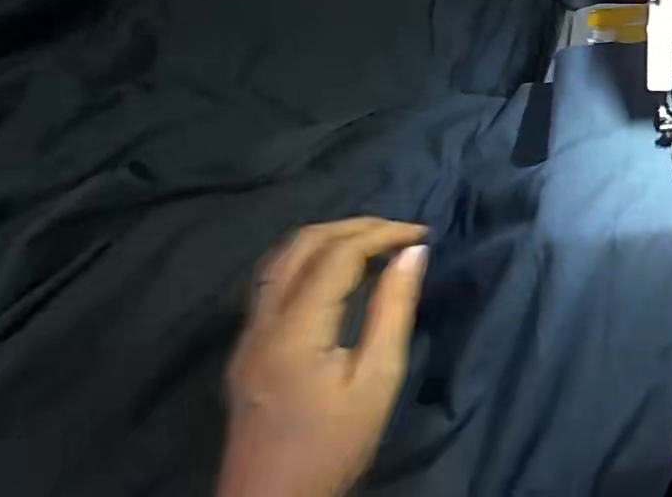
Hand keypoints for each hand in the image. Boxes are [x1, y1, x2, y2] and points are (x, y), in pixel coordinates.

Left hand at [216, 218, 428, 496]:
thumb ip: (394, 308)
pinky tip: (343, 272)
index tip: (423, 235)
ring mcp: (248, 338)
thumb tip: (414, 252)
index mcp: (294, 333)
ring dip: (332, 238)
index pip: (337, 255)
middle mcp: (261, 326)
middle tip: (401, 233)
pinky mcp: (248, 349)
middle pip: (302, 245)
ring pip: (282, 259)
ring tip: (376, 244)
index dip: (383, 234)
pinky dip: (313, 259)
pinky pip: (276, 280)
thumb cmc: (334, 444)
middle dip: (356, 226)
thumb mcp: (378, 378)